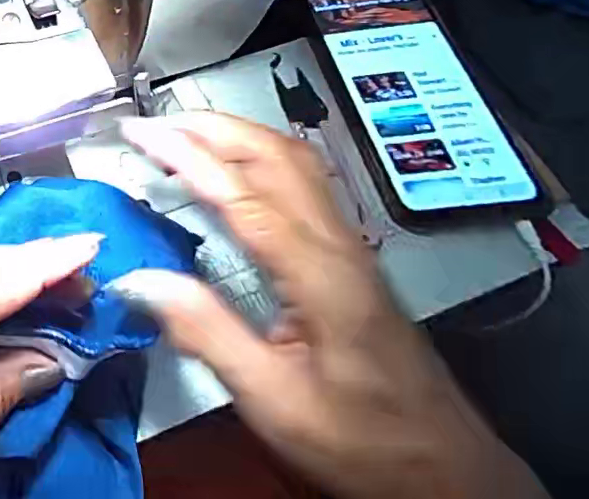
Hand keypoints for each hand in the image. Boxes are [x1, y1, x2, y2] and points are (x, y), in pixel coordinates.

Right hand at [112, 113, 546, 498]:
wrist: (451, 470)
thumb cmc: (362, 441)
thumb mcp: (275, 402)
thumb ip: (206, 333)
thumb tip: (137, 278)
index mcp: (316, 274)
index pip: (241, 193)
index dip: (184, 154)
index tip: (137, 133)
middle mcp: (334, 240)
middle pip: (272, 153)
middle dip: (206, 126)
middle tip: (151, 125)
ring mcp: (345, 239)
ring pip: (289, 155)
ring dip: (231, 131)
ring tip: (180, 131)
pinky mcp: (345, 247)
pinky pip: (297, 174)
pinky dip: (251, 150)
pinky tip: (229, 163)